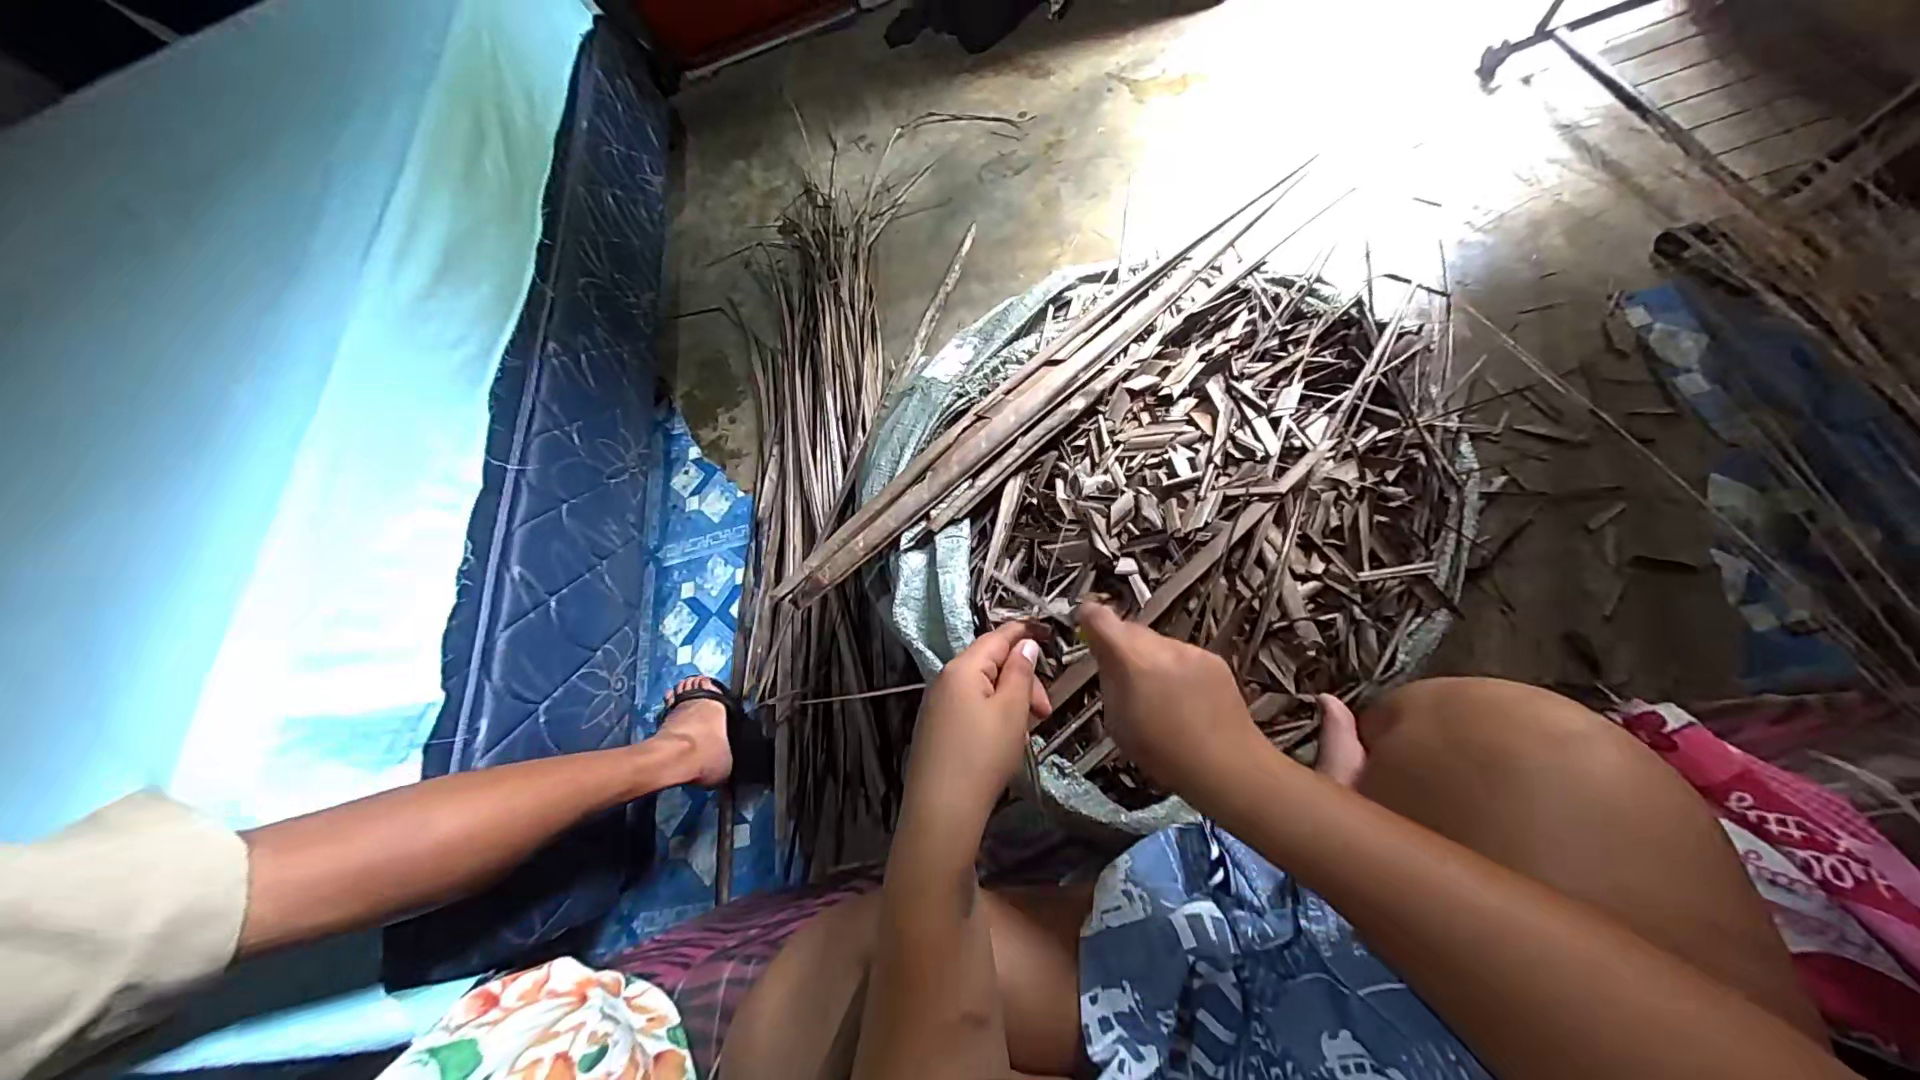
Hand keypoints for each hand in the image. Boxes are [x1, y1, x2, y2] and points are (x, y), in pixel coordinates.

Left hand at [903, 622, 1053, 823]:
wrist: (942, 810)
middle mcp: (944, 679)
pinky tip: (1004, 739)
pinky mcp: (935, 727)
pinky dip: (992, 714)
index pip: (998, 637)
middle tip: (1044, 712)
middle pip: (990, 663)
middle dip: (1022, 680)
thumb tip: (1025, 644)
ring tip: (1026, 730)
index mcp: (962, 668)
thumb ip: (1020, 672)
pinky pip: (969, 706)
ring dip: (1010, 700)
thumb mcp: (1011, 711)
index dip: (1024, 632)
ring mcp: (936, 704)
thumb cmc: (982, 755)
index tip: (1048, 634)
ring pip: (982, 687)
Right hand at [1079, 602, 1367, 796]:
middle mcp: (1160, 645)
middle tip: (1123, 679)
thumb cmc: (1163, 752)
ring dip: (1150, 659)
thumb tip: (1105, 659)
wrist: (1227, 765)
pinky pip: (1182, 655)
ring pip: (1157, 643)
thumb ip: (1108, 680)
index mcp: (1129, 658)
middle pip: (1129, 630)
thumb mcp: (1117, 721)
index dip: (1089, 620)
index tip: (1087, 631)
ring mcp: (1189, 650)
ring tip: (1158, 697)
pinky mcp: (1213, 658)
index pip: (1098, 617)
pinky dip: (1176, 669)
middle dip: (1121, 647)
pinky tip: (1184, 699)